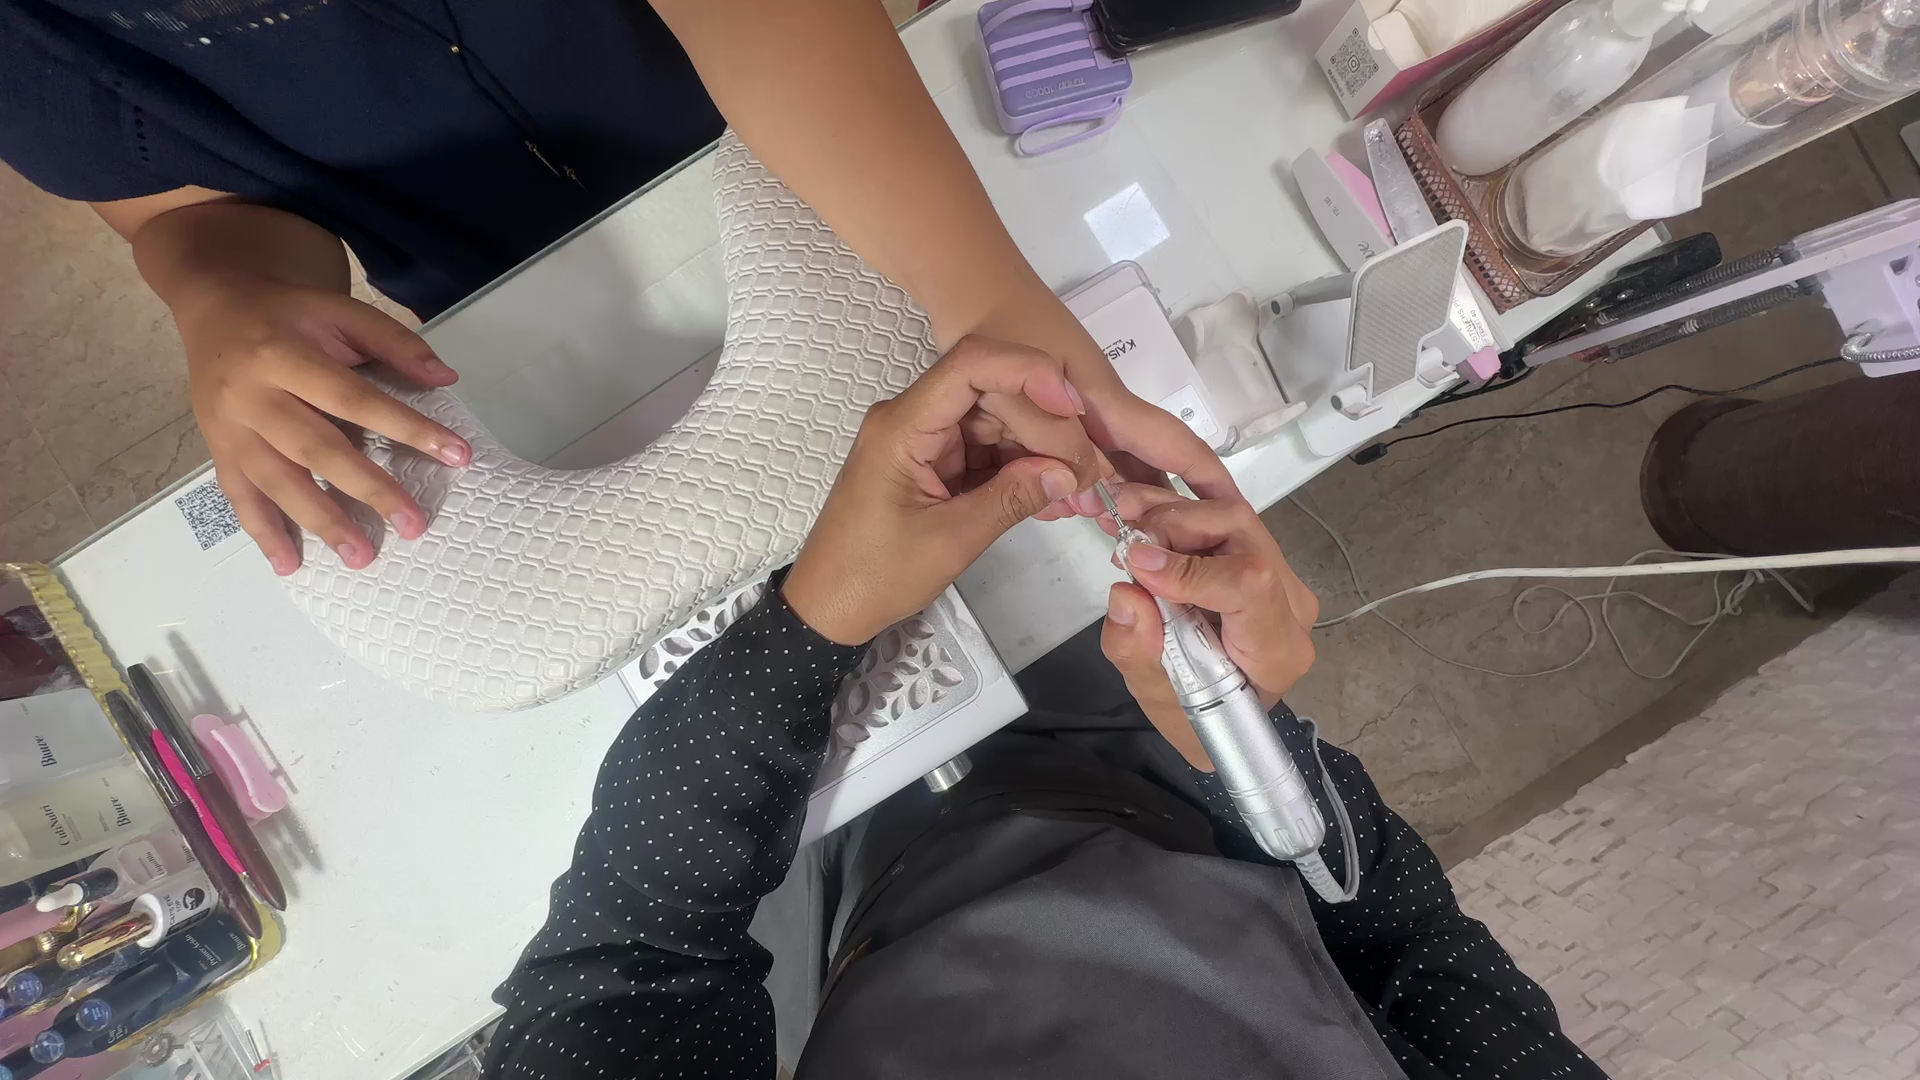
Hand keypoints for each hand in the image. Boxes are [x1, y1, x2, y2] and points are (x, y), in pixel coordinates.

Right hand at [176, 280, 471, 575]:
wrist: (216, 304)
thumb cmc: (296, 315)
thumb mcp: (345, 313)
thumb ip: (397, 344)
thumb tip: (448, 377)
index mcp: (285, 357)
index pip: (357, 399)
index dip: (408, 428)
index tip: (458, 455)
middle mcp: (249, 396)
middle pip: (317, 450)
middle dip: (368, 490)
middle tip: (415, 525)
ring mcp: (227, 426)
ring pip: (276, 482)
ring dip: (320, 523)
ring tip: (363, 557)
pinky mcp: (217, 448)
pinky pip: (238, 495)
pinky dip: (263, 532)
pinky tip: (290, 564)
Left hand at [782, 336, 1109, 644]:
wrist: (830, 605)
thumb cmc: (874, 575)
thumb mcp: (950, 540)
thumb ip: (1010, 499)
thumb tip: (1068, 473)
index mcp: (903, 425)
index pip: (971, 366)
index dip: (1028, 372)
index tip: (1072, 405)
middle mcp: (913, 419)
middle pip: (992, 395)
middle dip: (1045, 425)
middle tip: (1088, 471)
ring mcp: (925, 441)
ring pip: (996, 422)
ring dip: (1039, 449)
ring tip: (1080, 484)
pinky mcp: (934, 463)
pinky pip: (985, 450)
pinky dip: (1019, 468)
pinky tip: (1052, 489)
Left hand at [961, 302, 1238, 520]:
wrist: (973, 291)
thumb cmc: (998, 329)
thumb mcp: (1019, 389)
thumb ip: (1051, 438)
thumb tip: (1087, 487)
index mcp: (1104, 400)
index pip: (1167, 441)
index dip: (1204, 474)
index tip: (1235, 507)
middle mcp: (1099, 408)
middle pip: (1143, 461)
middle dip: (1155, 500)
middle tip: (1162, 539)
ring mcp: (1077, 410)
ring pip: (1106, 464)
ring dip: (1112, 493)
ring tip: (1121, 526)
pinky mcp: (1051, 413)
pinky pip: (1071, 455)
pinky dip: (1071, 479)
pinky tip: (1069, 503)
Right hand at [1096, 483, 1318, 769]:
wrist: (1218, 712)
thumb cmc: (1193, 712)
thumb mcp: (1153, 694)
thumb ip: (1137, 648)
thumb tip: (1126, 594)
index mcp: (1276, 650)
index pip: (1250, 584)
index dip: (1189, 568)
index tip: (1136, 566)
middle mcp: (1288, 603)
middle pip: (1238, 530)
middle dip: (1170, 527)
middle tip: (1124, 545)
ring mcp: (1277, 572)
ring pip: (1227, 510)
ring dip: (1166, 509)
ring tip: (1122, 521)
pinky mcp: (1255, 552)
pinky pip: (1219, 510)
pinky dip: (1174, 504)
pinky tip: (1138, 511)